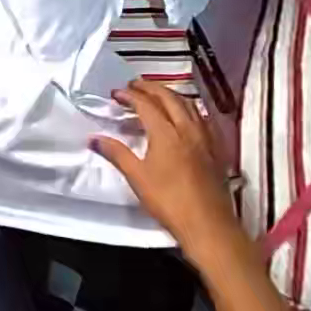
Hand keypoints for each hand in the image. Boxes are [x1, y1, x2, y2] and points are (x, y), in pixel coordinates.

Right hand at [91, 80, 246, 266]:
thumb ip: (116, 153)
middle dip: (151, 88)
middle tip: (134, 85)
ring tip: (156, 95)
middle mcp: (188, 130)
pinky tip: (185, 115)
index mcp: (167, 134)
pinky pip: (202, 118)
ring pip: (189, 105)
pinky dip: (189, 109)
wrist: (208, 225)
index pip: (147, 105)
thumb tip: (94, 138)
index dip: (130, 96)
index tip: (116, 93)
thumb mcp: (137, 177)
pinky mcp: (216, 149)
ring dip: (171, 95)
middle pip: (170, 98)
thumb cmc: (169, 201)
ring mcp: (206, 139)